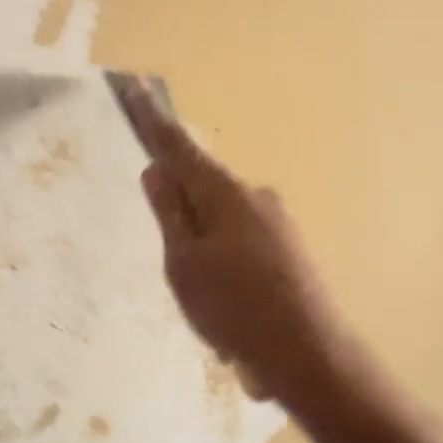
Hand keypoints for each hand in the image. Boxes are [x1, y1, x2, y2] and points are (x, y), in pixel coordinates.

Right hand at [110, 76, 357, 404]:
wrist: (308, 354)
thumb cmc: (234, 308)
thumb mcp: (184, 264)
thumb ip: (170, 214)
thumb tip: (158, 171)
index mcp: (226, 193)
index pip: (179, 148)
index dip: (152, 122)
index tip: (135, 88)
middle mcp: (258, 198)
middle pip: (205, 190)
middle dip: (183, 217)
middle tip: (178, 268)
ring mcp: (280, 225)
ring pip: (224, 225)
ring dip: (207, 254)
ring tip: (208, 308)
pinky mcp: (292, 253)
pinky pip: (244, 250)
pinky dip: (228, 272)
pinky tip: (231, 313)